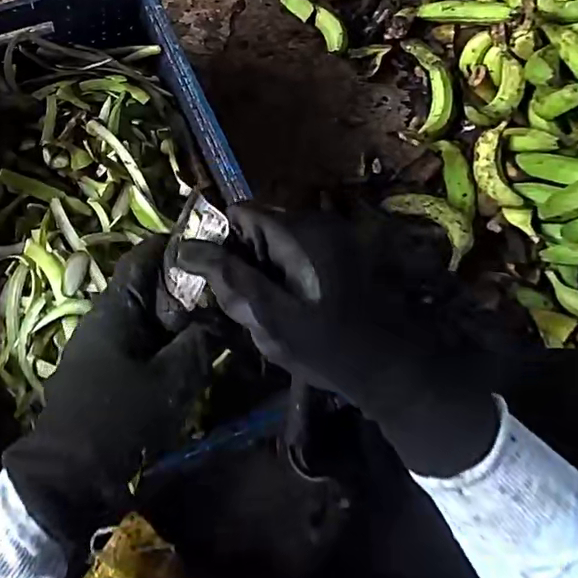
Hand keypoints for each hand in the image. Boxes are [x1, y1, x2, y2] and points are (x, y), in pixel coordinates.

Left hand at [1, 238, 212, 545]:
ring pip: (144, 314)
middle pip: (147, 285)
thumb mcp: (171, 381)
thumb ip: (199, 342)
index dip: (177, 245)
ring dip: (175, 314)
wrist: (64, 478)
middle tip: (223, 287)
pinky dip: (163, 338)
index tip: (212, 246)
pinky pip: (137, 340)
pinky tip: (188, 352)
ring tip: (214, 317)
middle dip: (184, 283)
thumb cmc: (118, 419)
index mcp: (115, 308)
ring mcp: (99, 344)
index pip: (144, 256)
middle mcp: (103, 317)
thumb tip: (222, 316)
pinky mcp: (101, 369)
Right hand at [174, 203, 498, 476]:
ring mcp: (333, 232)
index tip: (221, 278)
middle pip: (258, 223)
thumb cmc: (326, 347)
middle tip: (249, 301)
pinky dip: (286, 267)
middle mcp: (316, 220)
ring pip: (277, 236)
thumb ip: (230, 278)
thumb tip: (187, 248)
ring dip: (266, 263)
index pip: (240, 213)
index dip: (222, 241)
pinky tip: (296, 301)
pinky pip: (298, 246)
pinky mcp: (342, 246)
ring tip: (275, 305)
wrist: (390, 365)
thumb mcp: (270, 318)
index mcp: (297, 233)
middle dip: (245, 256)